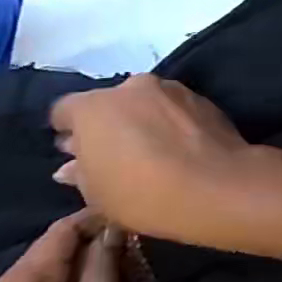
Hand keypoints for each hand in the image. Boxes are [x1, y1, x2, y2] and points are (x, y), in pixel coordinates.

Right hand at [50, 74, 259, 246]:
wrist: (216, 185)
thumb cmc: (142, 193)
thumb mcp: (96, 194)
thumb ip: (80, 172)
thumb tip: (72, 165)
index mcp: (94, 106)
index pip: (65, 110)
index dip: (67, 131)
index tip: (74, 153)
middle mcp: (133, 87)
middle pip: (110, 103)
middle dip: (108, 124)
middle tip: (114, 155)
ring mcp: (172, 89)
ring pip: (146, 102)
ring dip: (142, 120)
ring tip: (151, 152)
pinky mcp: (203, 99)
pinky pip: (176, 109)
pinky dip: (171, 122)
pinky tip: (178, 148)